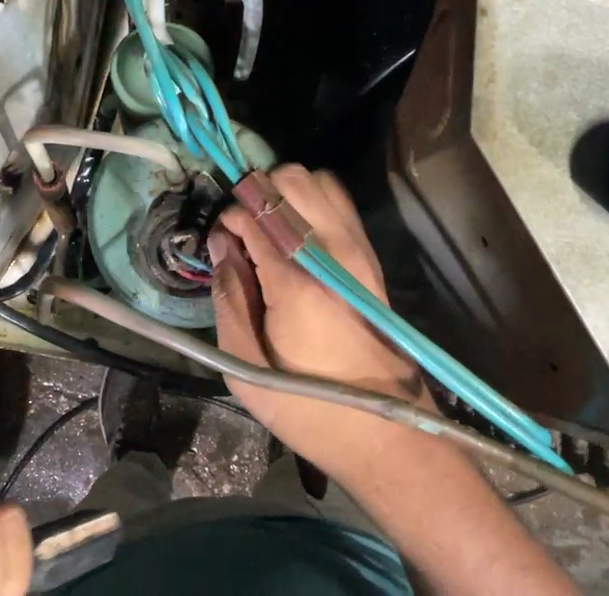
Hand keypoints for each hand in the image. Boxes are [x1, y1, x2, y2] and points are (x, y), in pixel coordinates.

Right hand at [208, 164, 432, 480]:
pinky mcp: (369, 254)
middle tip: (243, 231)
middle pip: (287, 180)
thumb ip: (227, 299)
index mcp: (296, 284)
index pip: (250, 215)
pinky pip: (338, 199)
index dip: (226, 223)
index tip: (221, 248)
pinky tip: (297, 233)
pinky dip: (311, 200)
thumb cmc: (309, 408)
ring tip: (269, 228)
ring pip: (314, 179)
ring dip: (284, 192)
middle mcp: (330, 253)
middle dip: (255, 195)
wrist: (387, 429)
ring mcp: (356, 249)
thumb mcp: (245, 370)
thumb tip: (221, 245)